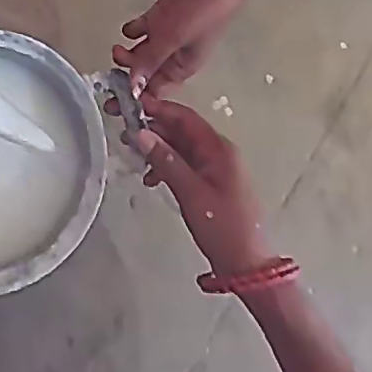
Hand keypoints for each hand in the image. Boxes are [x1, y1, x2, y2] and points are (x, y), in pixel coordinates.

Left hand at [114, 0, 249, 94]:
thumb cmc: (199, 12)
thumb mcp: (171, 39)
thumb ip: (150, 61)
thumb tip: (133, 89)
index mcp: (182, 67)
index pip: (155, 89)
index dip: (135, 96)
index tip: (114, 100)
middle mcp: (174, 55)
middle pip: (147, 71)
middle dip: (128, 74)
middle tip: (109, 73)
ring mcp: (167, 34)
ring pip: (144, 51)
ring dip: (129, 53)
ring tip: (116, 48)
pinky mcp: (162, 15)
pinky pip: (144, 29)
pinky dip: (134, 32)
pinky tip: (125, 30)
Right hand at [133, 98, 276, 275]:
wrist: (248, 265)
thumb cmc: (222, 227)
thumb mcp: (190, 192)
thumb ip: (165, 160)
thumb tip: (140, 133)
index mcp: (218, 148)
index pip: (185, 117)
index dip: (158, 109)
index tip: (131, 106)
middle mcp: (218, 152)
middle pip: (181, 131)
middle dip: (153, 129)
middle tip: (124, 132)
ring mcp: (214, 168)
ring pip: (180, 148)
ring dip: (158, 150)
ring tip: (133, 156)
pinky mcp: (210, 184)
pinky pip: (184, 165)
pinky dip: (166, 167)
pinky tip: (151, 179)